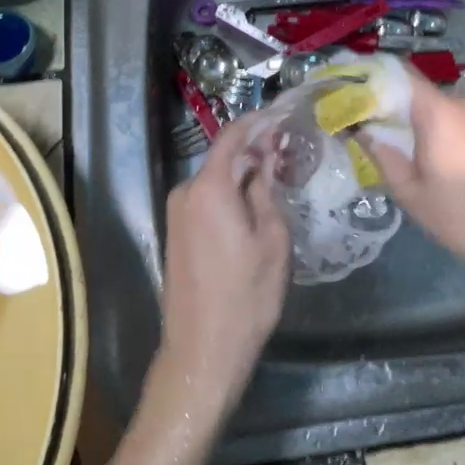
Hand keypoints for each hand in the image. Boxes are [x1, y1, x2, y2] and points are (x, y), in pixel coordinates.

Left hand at [157, 116, 291, 405]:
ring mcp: (176, 214)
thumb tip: (267, 158)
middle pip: (223, 160)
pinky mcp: (176, 233)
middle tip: (288, 155)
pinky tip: (253, 210)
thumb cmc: (246, 295)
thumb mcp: (272, 240)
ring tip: (277, 184)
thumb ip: (267, 191)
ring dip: (242, 178)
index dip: (256, 121)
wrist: (203, 350)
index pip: (231, 136)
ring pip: (215, 182)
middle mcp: (185, 192)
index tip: (281, 115)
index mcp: (209, 188)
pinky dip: (229, 197)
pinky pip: (206, 201)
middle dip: (253, 153)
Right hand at [363, 74, 464, 274]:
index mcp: (440, 111)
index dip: (375, 78)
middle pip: (419, 91)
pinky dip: (439, 129)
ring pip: (438, 107)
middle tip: (370, 127)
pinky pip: (457, 119)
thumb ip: (382, 154)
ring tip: (397, 145)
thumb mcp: (410, 191)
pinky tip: (430, 157)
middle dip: (393, 105)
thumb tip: (361, 129)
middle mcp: (463, 103)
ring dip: (417, 120)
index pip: (401, 73)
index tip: (354, 92)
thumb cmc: (461, 216)